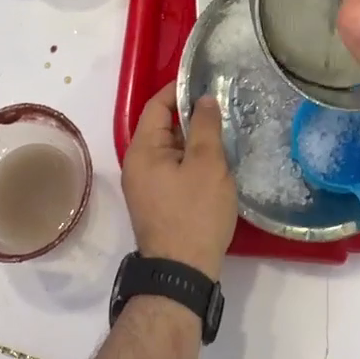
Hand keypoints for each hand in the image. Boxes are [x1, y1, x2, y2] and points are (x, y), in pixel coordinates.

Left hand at [121, 82, 237, 279]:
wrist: (182, 276)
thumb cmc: (194, 214)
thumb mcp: (207, 164)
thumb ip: (205, 126)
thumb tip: (204, 99)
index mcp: (142, 150)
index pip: (156, 105)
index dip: (179, 90)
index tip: (205, 83)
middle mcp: (136, 165)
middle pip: (162, 127)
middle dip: (190, 116)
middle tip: (221, 109)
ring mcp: (144, 186)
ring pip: (169, 150)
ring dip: (192, 140)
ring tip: (223, 134)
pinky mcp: (156, 203)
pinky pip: (171, 169)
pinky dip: (190, 161)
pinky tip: (214, 164)